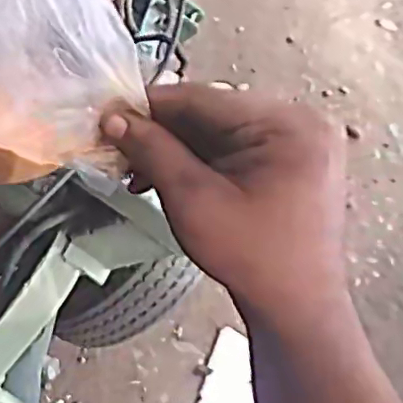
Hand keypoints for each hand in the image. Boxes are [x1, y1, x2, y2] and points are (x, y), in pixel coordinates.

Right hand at [101, 84, 348, 314]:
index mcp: (286, 124)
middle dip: (156, 131)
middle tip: (114, 146)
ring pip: (211, 130)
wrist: (294, 304)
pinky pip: (226, 147)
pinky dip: (190, 159)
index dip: (145, 106)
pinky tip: (159, 176)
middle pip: (206, 112)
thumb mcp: (191, 196)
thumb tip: (114, 119)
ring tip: (132, 168)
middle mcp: (297, 123)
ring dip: (168, 147)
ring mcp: (294, 143)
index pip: (199, 98)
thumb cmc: (251, 254)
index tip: (105, 117)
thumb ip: (152, 150)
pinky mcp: (284, 161)